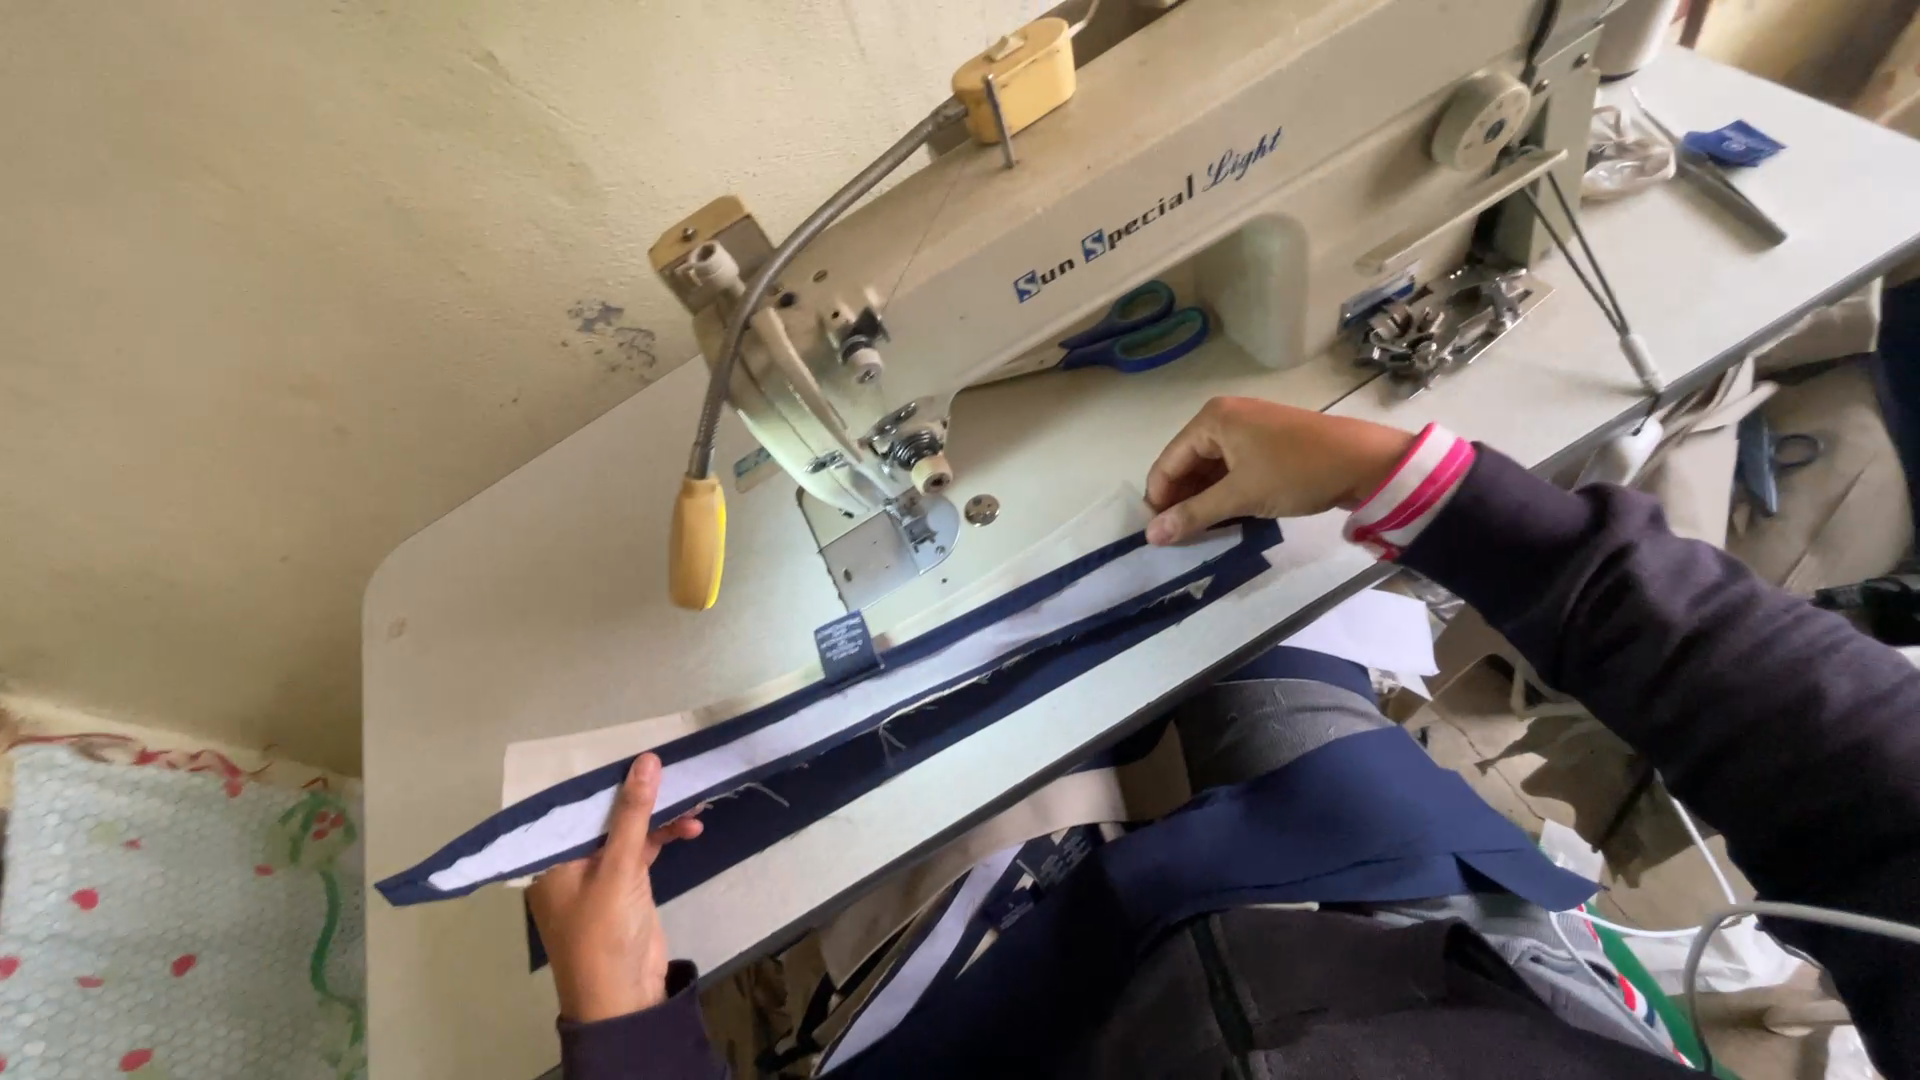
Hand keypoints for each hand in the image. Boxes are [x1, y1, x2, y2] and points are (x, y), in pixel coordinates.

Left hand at [527, 753, 704, 1022]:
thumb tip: (647, 759)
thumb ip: (634, 813)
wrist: (625, 995)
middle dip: (639, 792)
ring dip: (661, 814)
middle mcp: (572, 860)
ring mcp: (602, 872)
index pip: (572, 806)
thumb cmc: (603, 931)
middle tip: (669, 764)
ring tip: (694, 800)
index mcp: (551, 859)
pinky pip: (647, 845)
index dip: (599, 776)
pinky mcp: (629, 882)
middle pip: (606, 813)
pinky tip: (692, 827)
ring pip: (631, 828)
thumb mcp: (619, 868)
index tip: (626, 745)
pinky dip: (668, 834)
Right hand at [1145, 397, 1416, 544]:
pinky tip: (1226, 515)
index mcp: (1211, 420)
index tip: (1159, 535)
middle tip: (1180, 536)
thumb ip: (1193, 515)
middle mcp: (1224, 417)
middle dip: (1181, 500)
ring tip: (1202, 530)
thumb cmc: (1296, 472)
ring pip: (1209, 469)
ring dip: (1203, 499)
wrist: (1367, 462)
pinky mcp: (1265, 441)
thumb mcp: (1241, 496)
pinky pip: (1231, 468)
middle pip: (1186, 464)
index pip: (1167, 463)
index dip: (1159, 500)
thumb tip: (1151, 536)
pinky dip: (1224, 491)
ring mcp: (1247, 427)